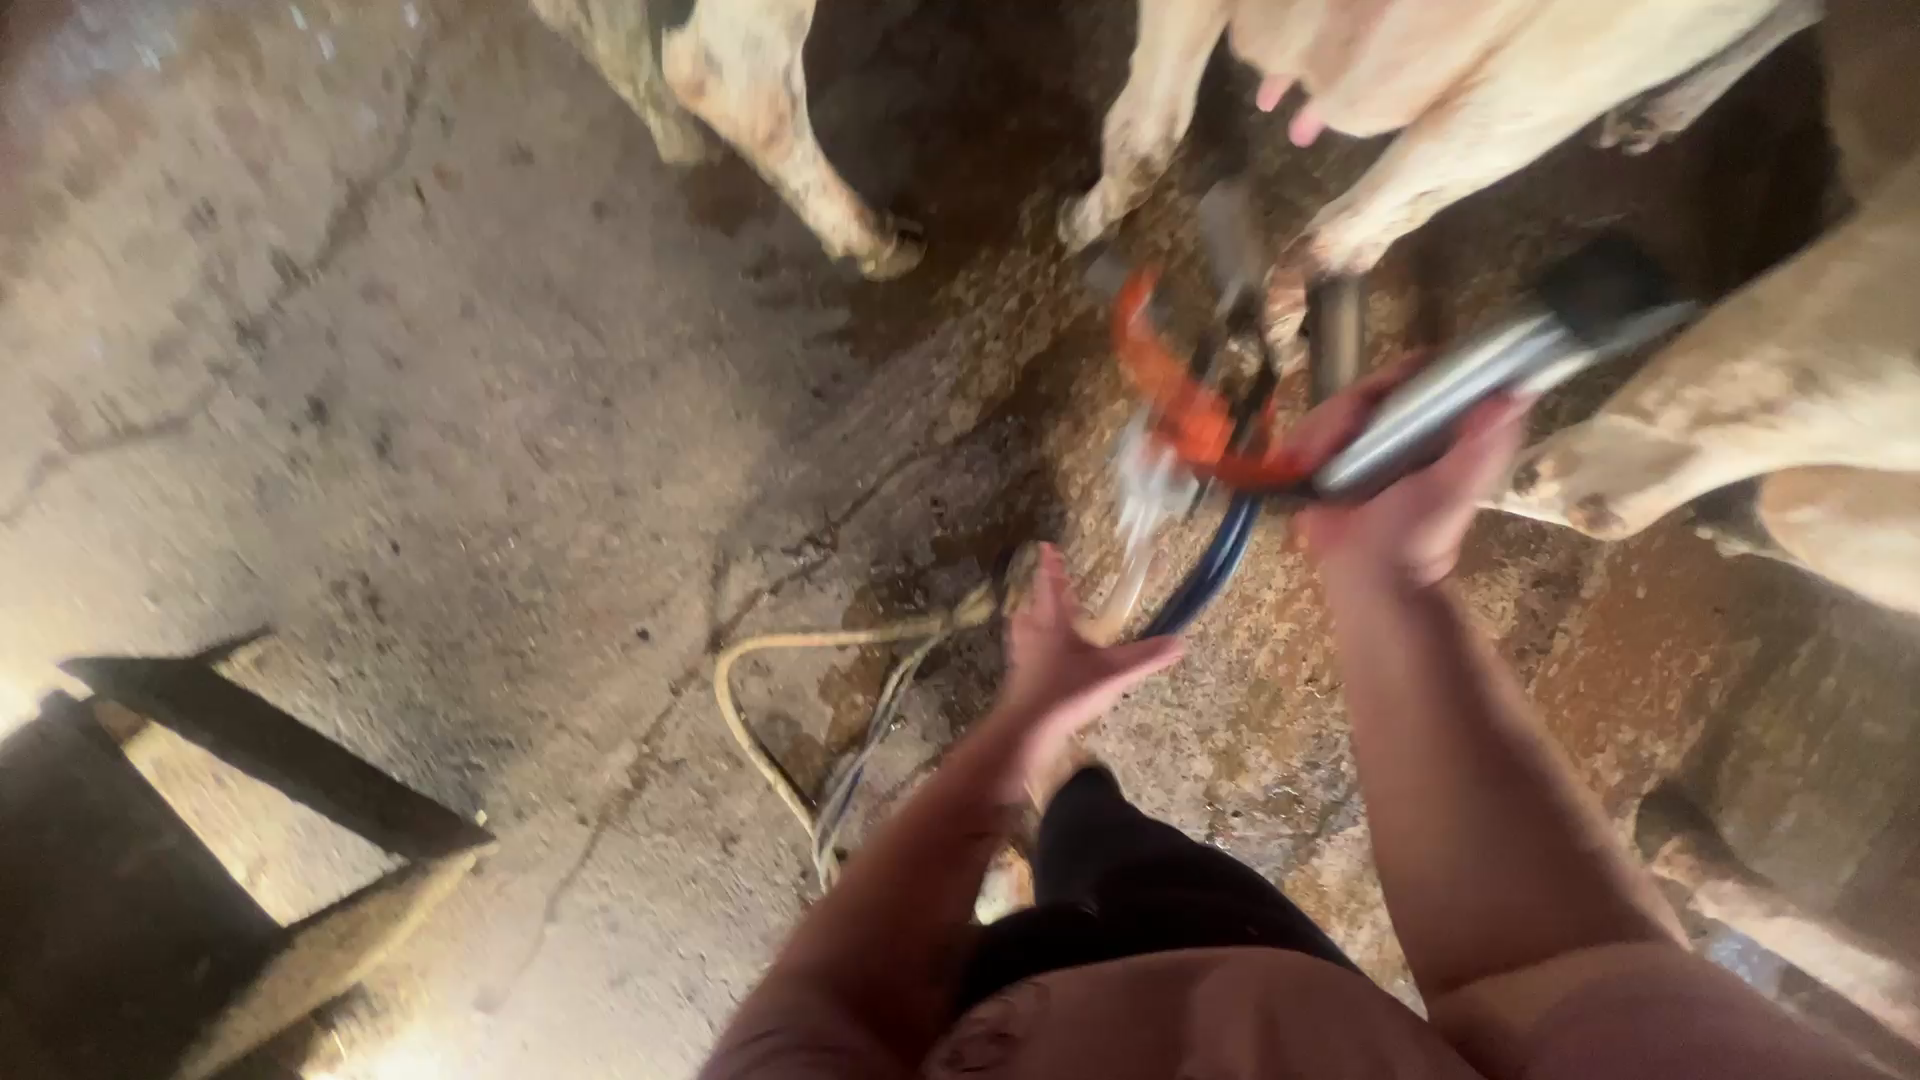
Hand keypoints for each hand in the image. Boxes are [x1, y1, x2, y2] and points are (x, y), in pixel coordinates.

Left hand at [993, 545, 1182, 752]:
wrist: (1027, 726)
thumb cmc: (1066, 691)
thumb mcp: (1113, 674)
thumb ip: (1146, 657)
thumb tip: (1179, 642)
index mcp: (1053, 621)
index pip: (1052, 584)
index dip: (1051, 564)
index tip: (1045, 546)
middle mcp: (1033, 632)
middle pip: (1033, 603)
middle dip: (1041, 591)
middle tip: (1048, 583)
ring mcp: (1022, 654)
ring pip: (1025, 625)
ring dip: (1034, 616)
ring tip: (1042, 615)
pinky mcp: (1018, 675)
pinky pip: (1025, 649)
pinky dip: (1034, 643)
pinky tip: (1045, 657)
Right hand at [1281, 358, 1533, 587]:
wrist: (1369, 574)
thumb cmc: (1418, 534)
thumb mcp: (1458, 485)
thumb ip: (1484, 443)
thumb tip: (1513, 392)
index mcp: (1429, 427)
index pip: (1413, 378)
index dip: (1398, 375)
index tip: (1382, 389)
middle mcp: (1390, 430)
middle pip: (1362, 391)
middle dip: (1344, 411)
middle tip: (1339, 438)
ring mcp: (1350, 446)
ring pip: (1325, 413)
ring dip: (1316, 435)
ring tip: (1314, 462)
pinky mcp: (1315, 463)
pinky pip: (1298, 438)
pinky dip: (1294, 449)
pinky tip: (1298, 466)